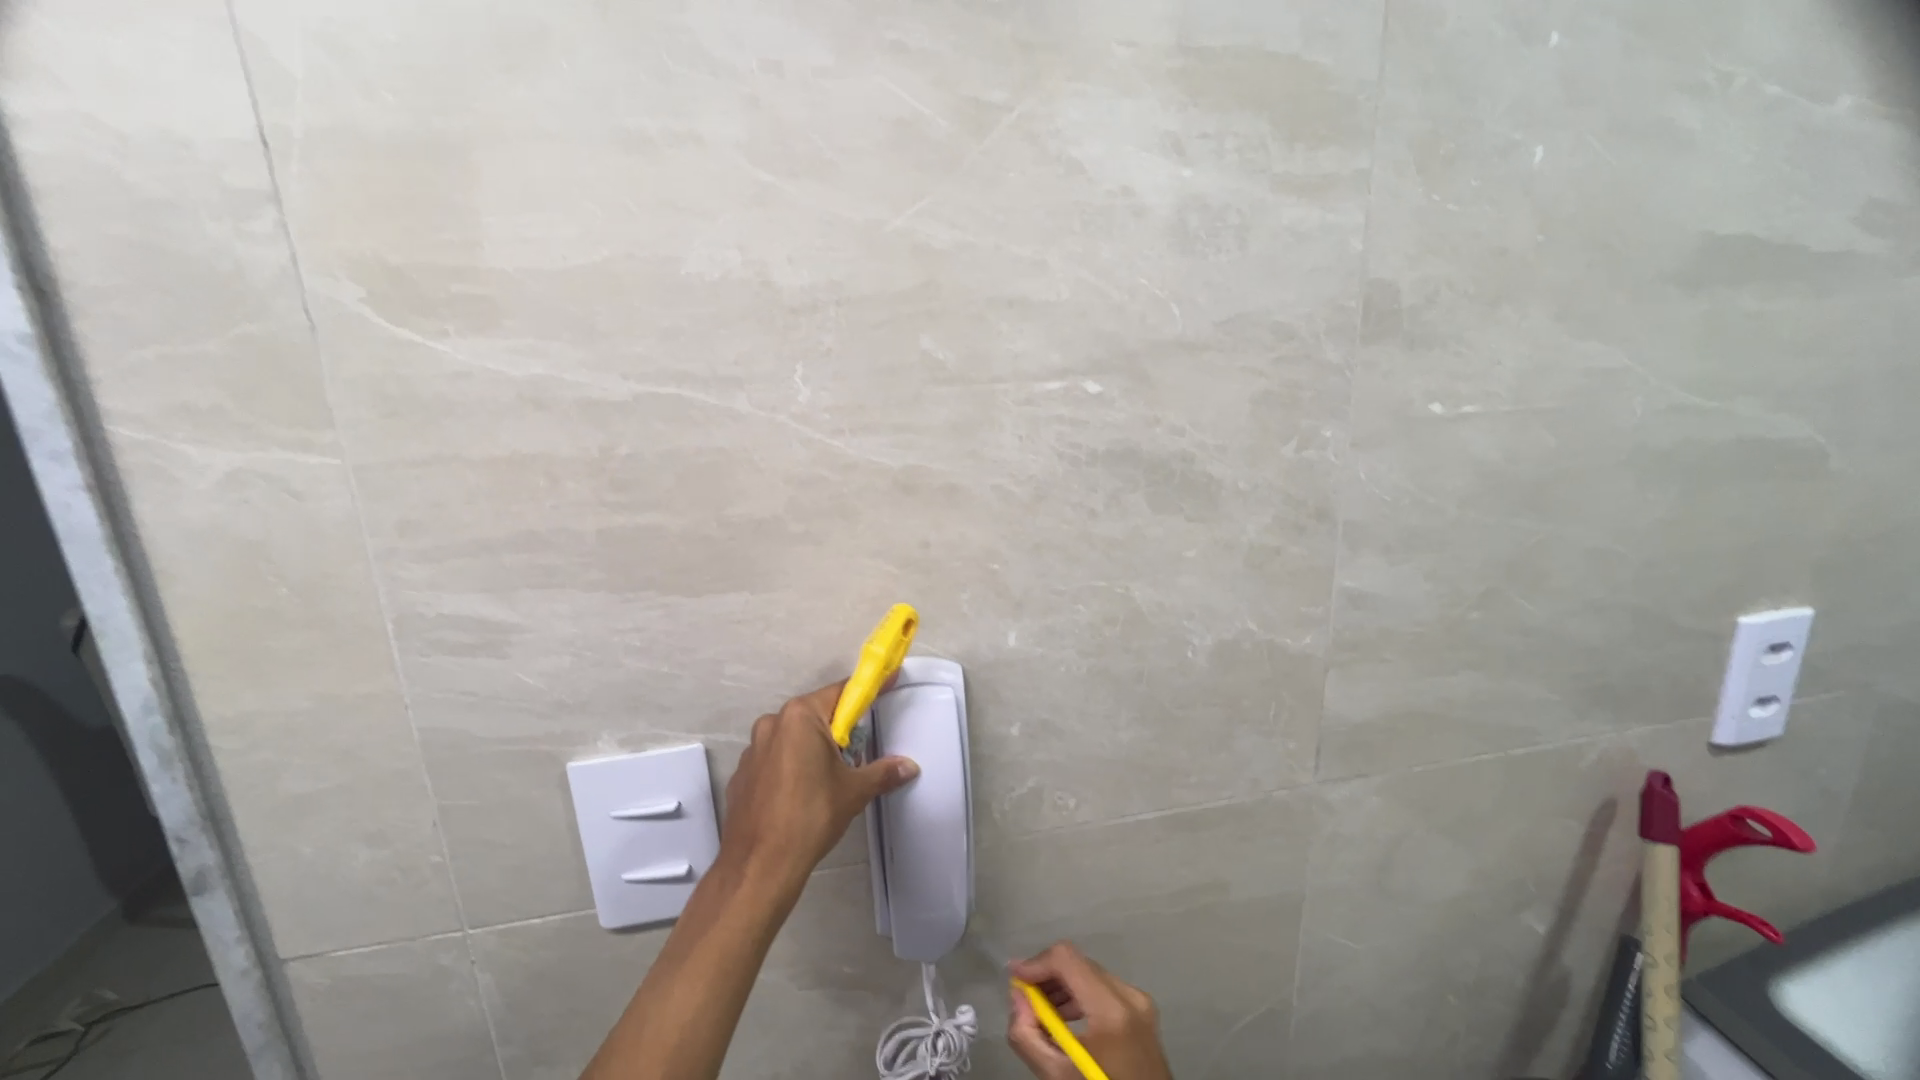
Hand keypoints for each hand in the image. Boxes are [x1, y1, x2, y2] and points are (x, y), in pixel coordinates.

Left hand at [719, 680, 918, 889]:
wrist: (760, 864)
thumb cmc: (811, 816)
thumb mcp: (854, 792)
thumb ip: (882, 772)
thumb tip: (908, 767)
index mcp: (801, 717)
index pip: (842, 692)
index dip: (867, 691)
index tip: (888, 682)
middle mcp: (773, 724)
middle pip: (815, 715)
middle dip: (838, 730)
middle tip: (856, 755)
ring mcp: (753, 749)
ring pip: (793, 738)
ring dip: (812, 750)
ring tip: (826, 783)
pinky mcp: (742, 774)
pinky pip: (775, 760)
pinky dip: (791, 769)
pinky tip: (800, 797)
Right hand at [1008, 943, 1172, 1079]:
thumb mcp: (1057, 1076)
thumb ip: (1027, 1035)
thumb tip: (1018, 995)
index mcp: (1112, 1010)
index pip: (1066, 959)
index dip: (1035, 963)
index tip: (1014, 980)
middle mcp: (1130, 996)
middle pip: (1078, 964)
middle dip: (1046, 977)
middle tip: (1024, 1002)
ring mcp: (1140, 1002)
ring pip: (1089, 974)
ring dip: (1061, 987)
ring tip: (1041, 1016)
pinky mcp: (1143, 1011)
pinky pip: (1103, 989)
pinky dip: (1079, 997)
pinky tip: (1065, 1022)